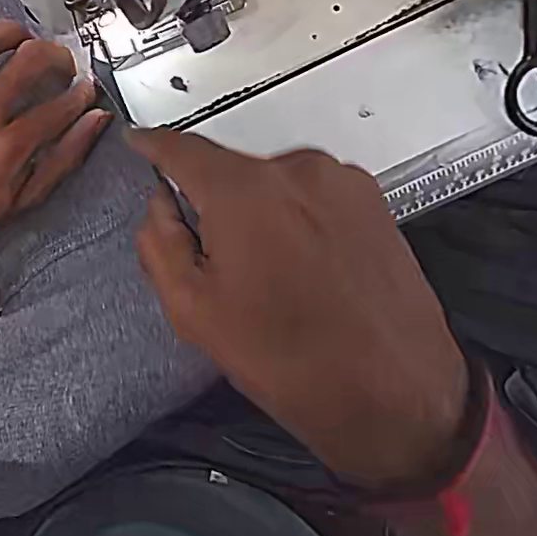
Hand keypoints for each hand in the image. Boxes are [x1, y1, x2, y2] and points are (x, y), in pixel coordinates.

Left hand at [0, 21, 111, 292]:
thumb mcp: (25, 197)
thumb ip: (64, 157)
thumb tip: (96, 120)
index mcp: (5, 150)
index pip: (57, 106)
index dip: (80, 93)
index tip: (85, 89)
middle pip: (25, 62)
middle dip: (56, 55)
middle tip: (60, 62)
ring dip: (6, 31)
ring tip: (20, 39)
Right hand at [127, 129, 468, 487]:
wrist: (393, 393)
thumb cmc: (299, 360)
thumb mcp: (192, 308)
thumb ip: (158, 241)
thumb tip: (160, 208)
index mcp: (243, 193)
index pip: (180, 147)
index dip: (152, 145)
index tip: (143, 143)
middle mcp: (295, 173)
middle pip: (226, 167)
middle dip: (211, 202)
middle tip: (215, 258)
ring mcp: (338, 182)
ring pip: (268, 181)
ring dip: (256, 212)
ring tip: (271, 275)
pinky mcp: (369, 199)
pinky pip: (308, 193)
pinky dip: (293, 218)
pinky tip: (301, 269)